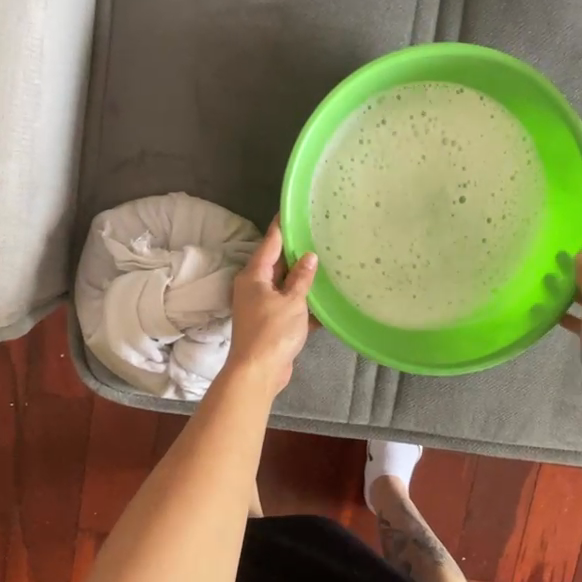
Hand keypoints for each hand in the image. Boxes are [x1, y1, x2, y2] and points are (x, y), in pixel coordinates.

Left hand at [225, 220, 317, 394]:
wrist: (258, 372)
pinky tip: (326, 299)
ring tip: (328, 261)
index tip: (292, 210)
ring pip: (286, 285)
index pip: (270, 242)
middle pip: (277, 263)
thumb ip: (301, 278)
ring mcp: (263, 306)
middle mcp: (255, 287)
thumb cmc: (272, 332)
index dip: (282, 226)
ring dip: (303, 278)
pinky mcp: (272, 323)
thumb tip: (309, 257)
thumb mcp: (291, 301)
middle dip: (297, 251)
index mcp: (254, 275)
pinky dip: (305, 302)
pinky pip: (291, 306)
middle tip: (319, 233)